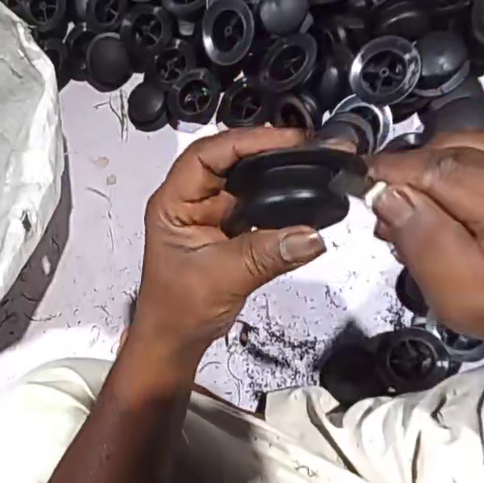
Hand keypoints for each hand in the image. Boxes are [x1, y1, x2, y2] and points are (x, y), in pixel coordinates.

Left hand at [132, 127, 326, 358]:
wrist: (176, 341)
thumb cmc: (174, 312)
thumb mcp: (221, 279)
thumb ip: (267, 255)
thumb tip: (308, 236)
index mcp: (173, 203)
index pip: (208, 154)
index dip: (247, 141)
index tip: (285, 141)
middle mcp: (192, 203)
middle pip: (233, 162)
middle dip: (270, 153)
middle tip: (306, 149)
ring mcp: (213, 217)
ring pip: (249, 185)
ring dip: (278, 179)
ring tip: (309, 169)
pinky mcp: (231, 232)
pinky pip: (260, 209)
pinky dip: (281, 207)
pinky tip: (301, 204)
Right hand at [367, 131, 483, 349]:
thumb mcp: (458, 296)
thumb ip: (422, 242)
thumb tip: (388, 195)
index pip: (444, 169)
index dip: (395, 174)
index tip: (363, 184)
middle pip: (450, 152)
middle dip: (410, 182)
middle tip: (391, 219)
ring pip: (459, 146)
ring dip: (427, 178)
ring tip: (419, 220)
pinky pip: (476, 151)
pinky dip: (450, 176)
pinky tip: (446, 208)